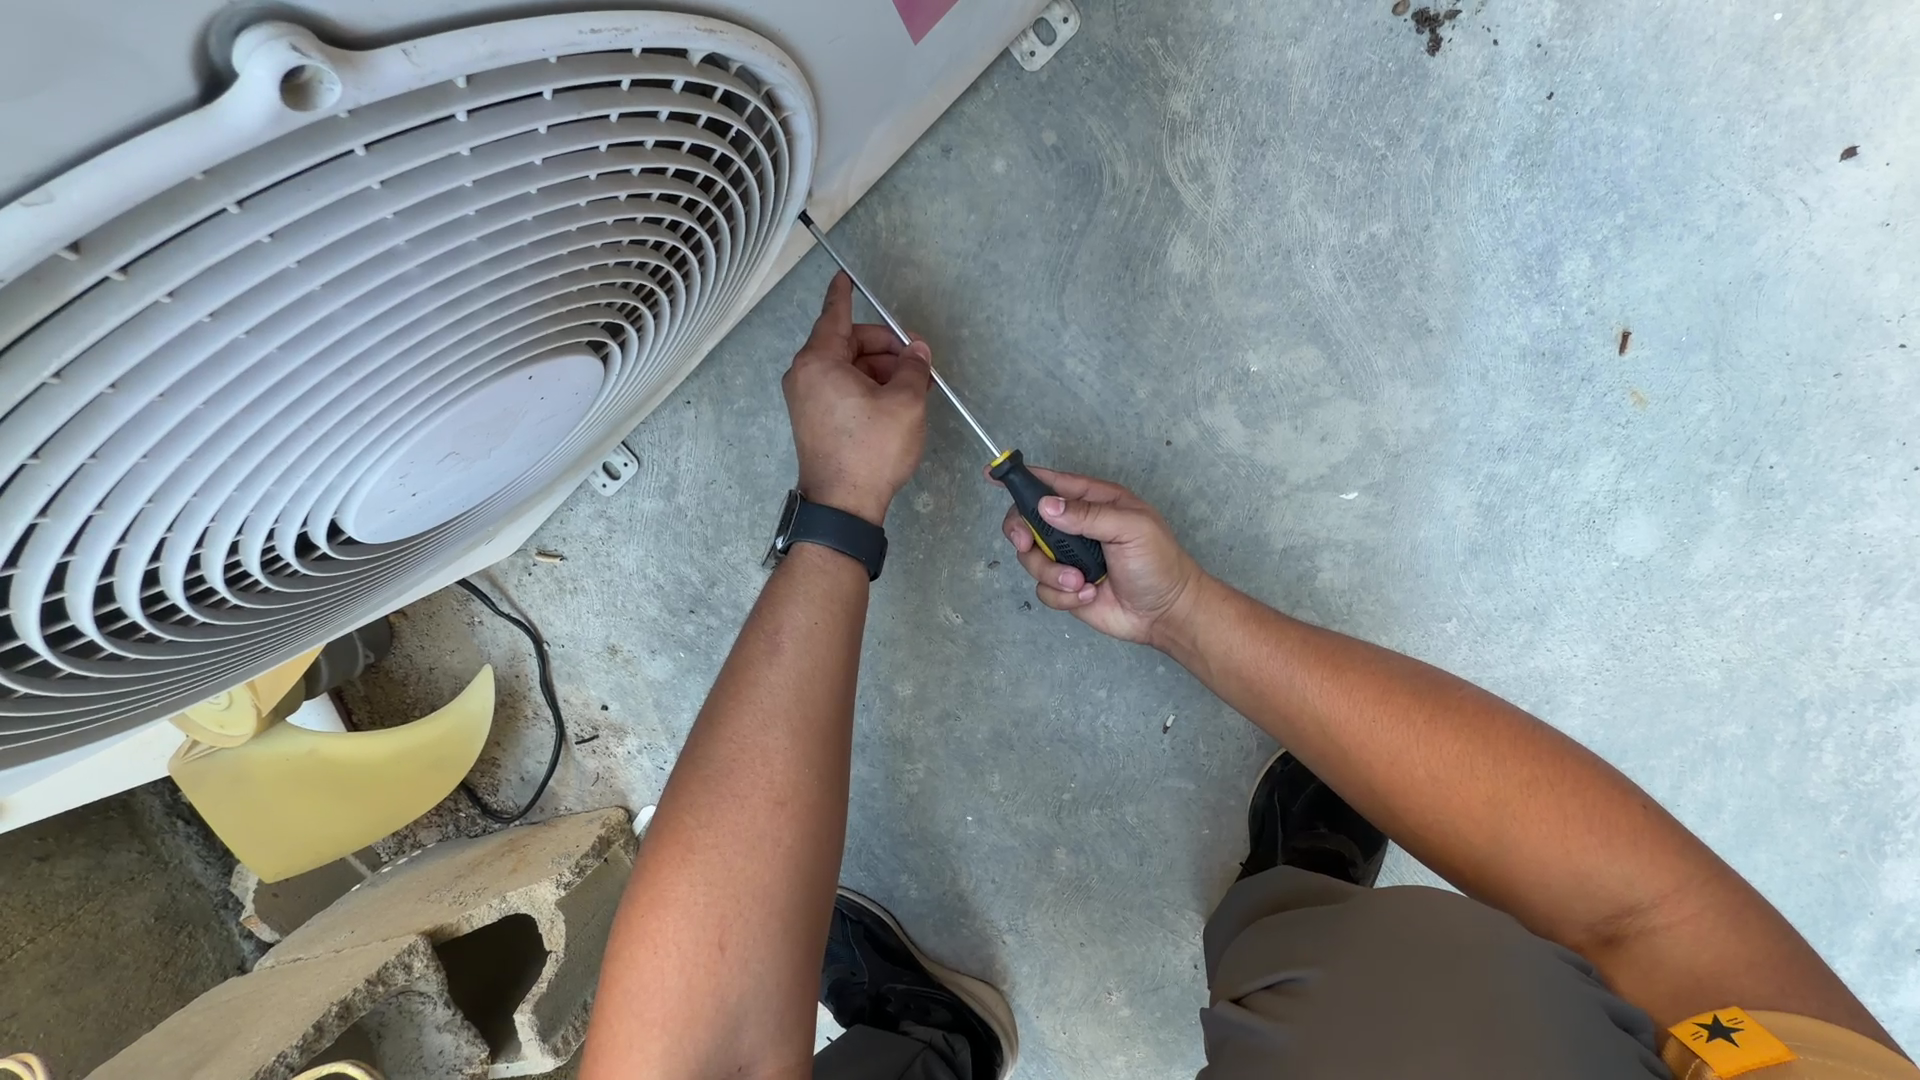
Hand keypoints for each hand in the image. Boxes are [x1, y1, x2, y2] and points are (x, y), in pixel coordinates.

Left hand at [782, 272, 933, 523]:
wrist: (843, 506)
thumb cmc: (872, 450)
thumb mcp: (906, 402)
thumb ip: (914, 368)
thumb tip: (917, 351)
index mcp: (820, 360)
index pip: (834, 313)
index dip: (844, 292)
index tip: (845, 275)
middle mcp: (805, 375)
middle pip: (847, 342)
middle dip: (884, 346)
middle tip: (917, 361)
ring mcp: (806, 399)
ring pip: (847, 368)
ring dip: (879, 370)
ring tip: (913, 387)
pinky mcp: (813, 421)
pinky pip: (840, 389)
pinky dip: (866, 387)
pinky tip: (893, 402)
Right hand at [999, 468, 1209, 646]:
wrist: (1166, 613)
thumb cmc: (1160, 563)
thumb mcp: (1130, 528)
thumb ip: (1088, 515)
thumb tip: (1047, 506)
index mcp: (1093, 502)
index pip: (1050, 483)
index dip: (1021, 479)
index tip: (993, 474)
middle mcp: (1076, 527)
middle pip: (1027, 521)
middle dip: (1023, 534)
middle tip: (1028, 545)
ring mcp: (1068, 558)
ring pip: (1031, 559)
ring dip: (1053, 573)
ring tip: (1082, 582)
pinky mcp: (1065, 587)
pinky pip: (1043, 589)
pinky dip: (1064, 595)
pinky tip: (1090, 596)